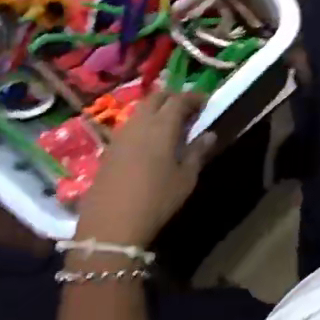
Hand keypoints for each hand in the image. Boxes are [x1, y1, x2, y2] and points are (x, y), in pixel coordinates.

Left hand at [75, 90, 214, 247]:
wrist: (113, 222)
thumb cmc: (157, 199)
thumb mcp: (185, 179)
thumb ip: (197, 152)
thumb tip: (209, 134)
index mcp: (161, 126)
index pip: (179, 100)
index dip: (193, 97)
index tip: (206, 102)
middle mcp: (139, 123)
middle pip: (156, 97)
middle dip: (173, 98)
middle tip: (188, 109)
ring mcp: (121, 134)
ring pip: (140, 109)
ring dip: (157, 109)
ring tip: (171, 124)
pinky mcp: (110, 147)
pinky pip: (130, 124)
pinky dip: (144, 123)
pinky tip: (151, 140)